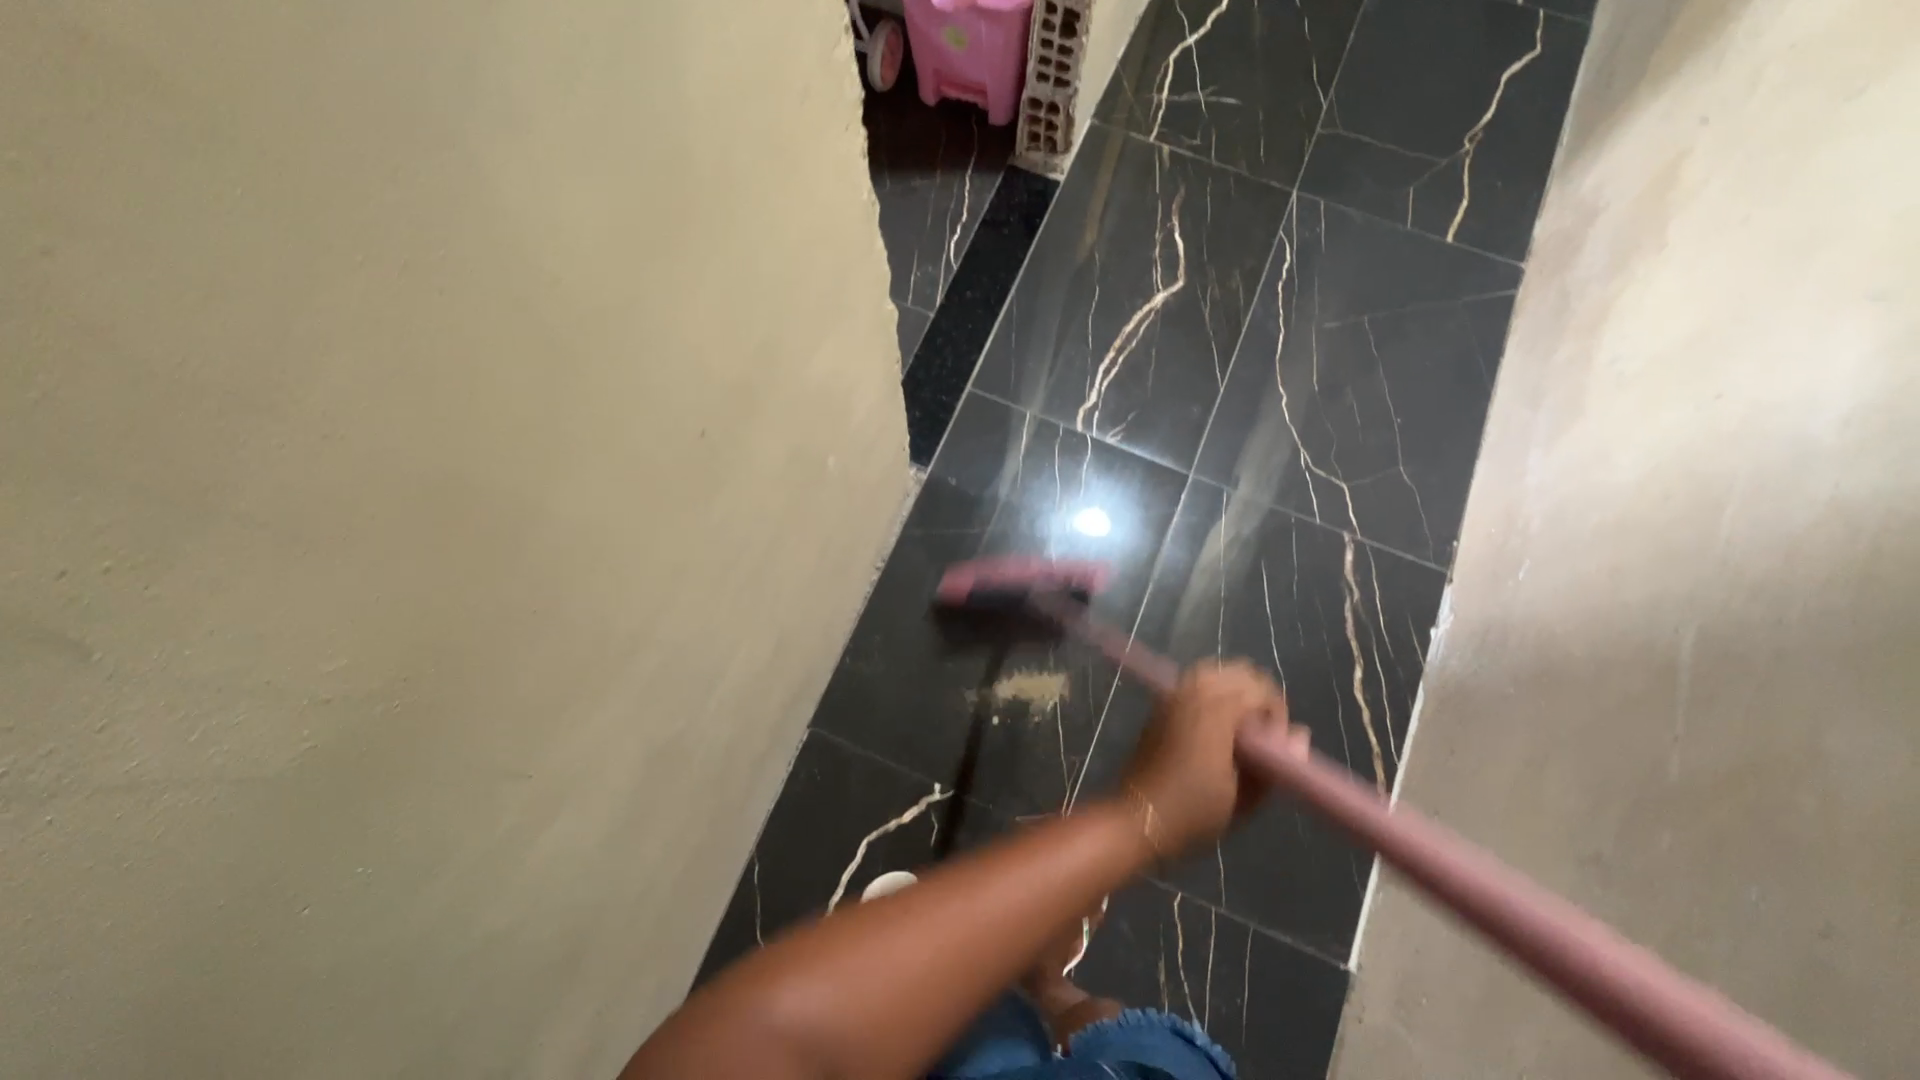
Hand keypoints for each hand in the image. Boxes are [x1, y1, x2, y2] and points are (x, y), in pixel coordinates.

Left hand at [1119, 659, 1303, 855]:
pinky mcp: (1160, 704)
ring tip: (1238, 729)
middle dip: (1257, 695)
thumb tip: (1299, 735)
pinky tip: (1215, 725)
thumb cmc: (1194, 813)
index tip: (1276, 745)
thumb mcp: (1245, 798)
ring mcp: (1173, 695)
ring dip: (1233, 690)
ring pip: (1214, 672)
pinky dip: (1211, 692)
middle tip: (1260, 734)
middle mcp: (1194, 693)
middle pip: (1238, 671)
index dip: (1276, 714)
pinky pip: (1193, 682)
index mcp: (1217, 712)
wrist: (1138, 817)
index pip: (1261, 690)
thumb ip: (1276, 763)